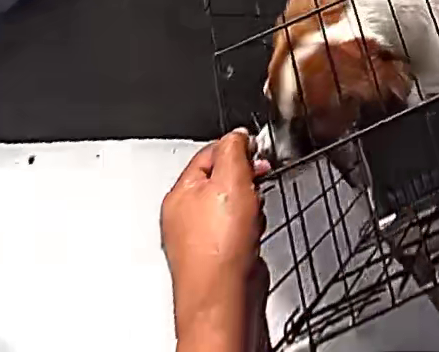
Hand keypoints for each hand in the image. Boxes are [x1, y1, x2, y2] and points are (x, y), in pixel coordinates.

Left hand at [161, 130, 271, 351]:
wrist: (225, 303)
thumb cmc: (219, 250)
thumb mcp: (231, 179)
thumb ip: (234, 149)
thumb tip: (238, 135)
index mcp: (180, 192)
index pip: (209, 153)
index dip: (235, 148)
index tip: (255, 149)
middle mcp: (185, 216)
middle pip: (222, 179)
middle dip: (245, 178)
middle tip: (259, 179)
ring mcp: (201, 239)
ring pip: (233, 205)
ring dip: (250, 205)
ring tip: (254, 215)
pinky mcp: (218, 259)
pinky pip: (238, 230)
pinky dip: (250, 228)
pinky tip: (254, 235)